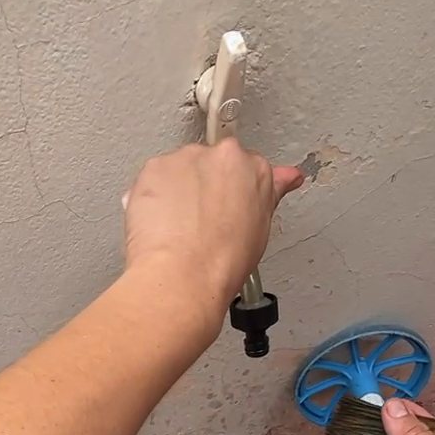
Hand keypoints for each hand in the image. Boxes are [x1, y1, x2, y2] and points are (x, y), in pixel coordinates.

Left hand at [123, 140, 303, 308]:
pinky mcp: (154, 168)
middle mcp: (222, 156)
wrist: (182, 278)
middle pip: (211, 166)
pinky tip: (159, 226)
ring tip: (178, 230)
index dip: (233, 192)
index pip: (246, 168)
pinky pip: (153, 179)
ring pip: (180, 171)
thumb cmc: (220, 264)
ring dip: (177, 193)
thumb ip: (267, 196)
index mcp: (254, 169)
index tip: (226, 205)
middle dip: (204, 189)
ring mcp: (186, 160)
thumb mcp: (260, 231)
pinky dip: (152, 199)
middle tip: (200, 224)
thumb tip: (281, 180)